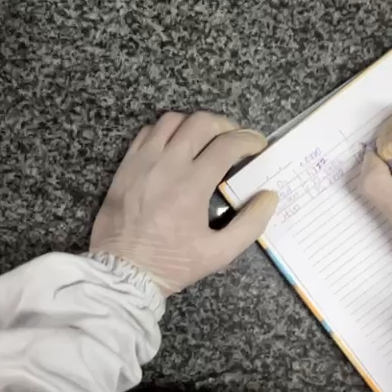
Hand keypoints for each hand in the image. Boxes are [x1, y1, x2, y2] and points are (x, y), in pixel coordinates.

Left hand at [91, 112, 279, 294]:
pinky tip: (175, 146)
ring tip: (205, 139)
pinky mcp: (126, 165)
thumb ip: (250, 224)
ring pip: (172, 120)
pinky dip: (166, 131)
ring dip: (194, 124)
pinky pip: (148, 132)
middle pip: (201, 122)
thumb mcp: (218, 254)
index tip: (257, 145)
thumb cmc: (171, 263)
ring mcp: (143, 162)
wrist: (122, 272)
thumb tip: (269, 196)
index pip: (227, 145)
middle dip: (225, 125)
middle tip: (234, 139)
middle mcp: (167, 165)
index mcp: (192, 186)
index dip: (248, 139)